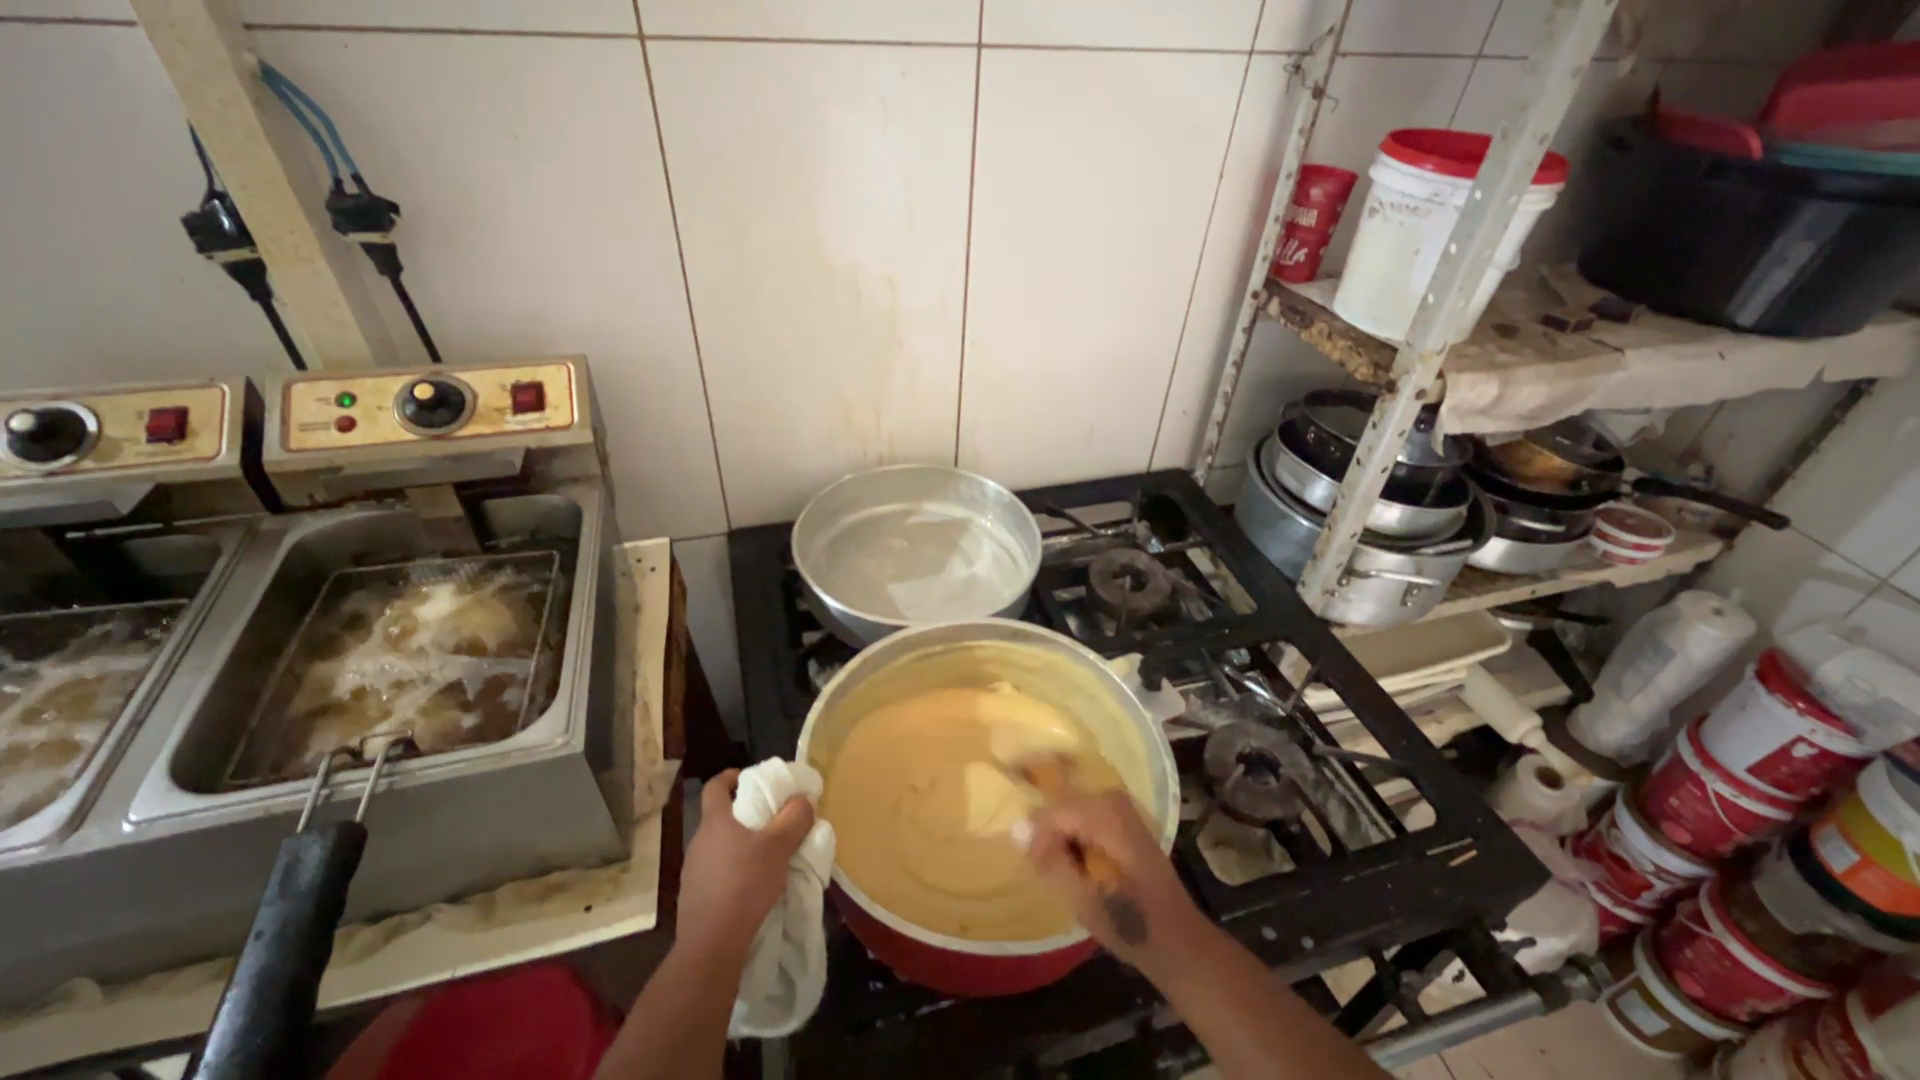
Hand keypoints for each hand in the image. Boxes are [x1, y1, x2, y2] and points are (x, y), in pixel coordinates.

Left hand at [676, 769, 814, 958]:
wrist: (712, 942)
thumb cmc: (745, 883)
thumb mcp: (779, 846)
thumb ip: (794, 818)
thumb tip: (802, 799)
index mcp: (715, 821)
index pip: (715, 786)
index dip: (731, 776)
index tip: (749, 777)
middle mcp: (699, 841)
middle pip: (720, 817)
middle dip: (744, 815)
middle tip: (772, 820)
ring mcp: (693, 870)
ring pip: (719, 846)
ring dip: (740, 845)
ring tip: (767, 856)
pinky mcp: (695, 896)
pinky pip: (717, 873)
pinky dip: (734, 871)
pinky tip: (752, 886)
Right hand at [1020, 792, 1206, 975]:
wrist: (1176, 940)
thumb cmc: (1130, 923)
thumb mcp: (1083, 898)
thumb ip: (1050, 859)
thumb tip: (1018, 829)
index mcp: (1107, 816)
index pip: (1053, 811)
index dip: (1038, 837)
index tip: (1035, 868)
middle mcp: (1115, 802)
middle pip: (1062, 806)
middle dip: (1048, 835)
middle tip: (1045, 870)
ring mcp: (1122, 809)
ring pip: (1072, 812)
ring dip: (1062, 839)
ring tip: (1063, 872)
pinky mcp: (1125, 823)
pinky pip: (1086, 819)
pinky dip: (1076, 840)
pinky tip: (1080, 866)